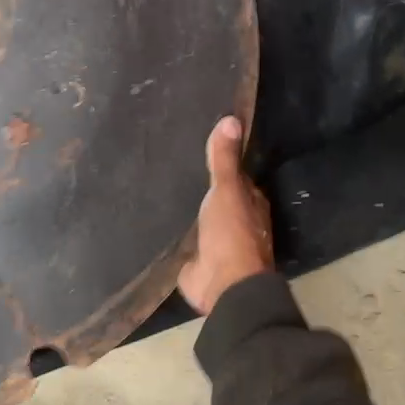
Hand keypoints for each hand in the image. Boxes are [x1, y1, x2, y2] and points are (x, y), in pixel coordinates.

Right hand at [178, 116, 273, 315]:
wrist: (222, 285)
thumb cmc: (231, 234)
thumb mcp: (227, 190)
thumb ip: (225, 159)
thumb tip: (232, 119)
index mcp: (250, 203)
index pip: (236, 175)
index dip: (223, 160)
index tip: (200, 141)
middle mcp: (235, 219)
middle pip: (217, 195)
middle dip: (201, 181)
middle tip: (171, 157)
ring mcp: (214, 239)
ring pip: (199, 214)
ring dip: (187, 204)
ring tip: (159, 180)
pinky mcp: (194, 255)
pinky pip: (181, 234)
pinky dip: (173, 225)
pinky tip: (154, 212)